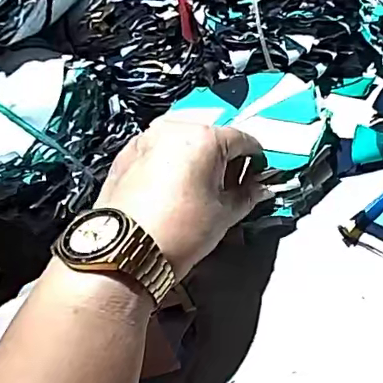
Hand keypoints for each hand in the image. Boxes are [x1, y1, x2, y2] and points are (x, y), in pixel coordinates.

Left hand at [94, 117, 264, 277]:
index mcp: (204, 138)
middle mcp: (173, 130)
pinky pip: (162, 150)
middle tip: (233, 185)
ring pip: (186, 140)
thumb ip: (248, 195)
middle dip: (227, 158)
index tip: (258, 176)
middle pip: (214, 135)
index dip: (256, 160)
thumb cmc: (175, 233)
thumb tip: (258, 189)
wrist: (124, 252)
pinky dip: (175, 162)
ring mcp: (147, 140)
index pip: (244, 139)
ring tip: (205, 188)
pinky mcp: (127, 154)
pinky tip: (179, 189)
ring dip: (200, 158)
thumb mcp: (225, 214)